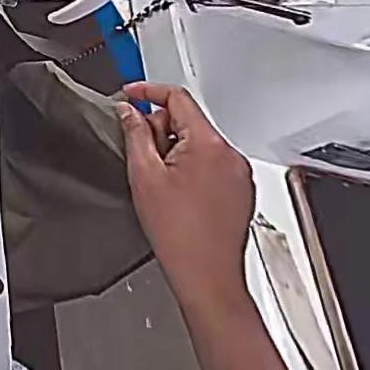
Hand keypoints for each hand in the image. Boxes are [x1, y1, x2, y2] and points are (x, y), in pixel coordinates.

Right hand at [117, 83, 254, 306]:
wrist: (207, 278)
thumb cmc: (179, 234)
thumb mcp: (144, 175)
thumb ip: (134, 133)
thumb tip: (128, 111)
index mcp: (208, 144)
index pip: (177, 97)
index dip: (149, 91)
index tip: (131, 94)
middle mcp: (229, 154)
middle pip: (188, 119)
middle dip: (161, 130)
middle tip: (146, 157)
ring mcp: (238, 172)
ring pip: (198, 141)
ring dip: (175, 149)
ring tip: (163, 183)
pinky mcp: (240, 188)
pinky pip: (211, 161)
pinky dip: (191, 165)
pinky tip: (179, 192)